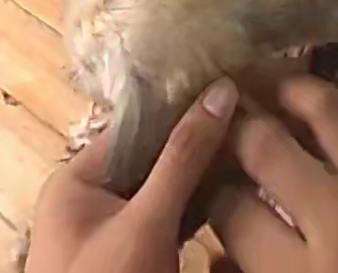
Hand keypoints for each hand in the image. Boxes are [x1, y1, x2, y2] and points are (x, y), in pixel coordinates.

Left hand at [26, 77, 239, 272]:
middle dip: (206, 134)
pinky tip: (242, 182)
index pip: (143, 119)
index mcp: (79, 178)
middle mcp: (96, 194)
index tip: (241, 85)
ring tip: (257, 139)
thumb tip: (224, 87)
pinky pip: (176, 209)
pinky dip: (205, 197)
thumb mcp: (144, 225)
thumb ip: (184, 154)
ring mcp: (118, 227)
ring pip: (172, 179)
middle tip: (258, 112)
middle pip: (159, 149)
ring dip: (210, 165)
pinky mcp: (139, 253)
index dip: (190, 100)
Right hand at [209, 76, 337, 272]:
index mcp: (305, 272)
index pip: (234, 211)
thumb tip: (215, 249)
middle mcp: (337, 211)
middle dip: (231, 125)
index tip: (195, 177)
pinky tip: (305, 109)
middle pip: (267, 143)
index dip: (206, 189)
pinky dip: (323, 108)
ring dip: (280, 86)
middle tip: (212, 115)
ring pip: (318, 104)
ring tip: (254, 79)